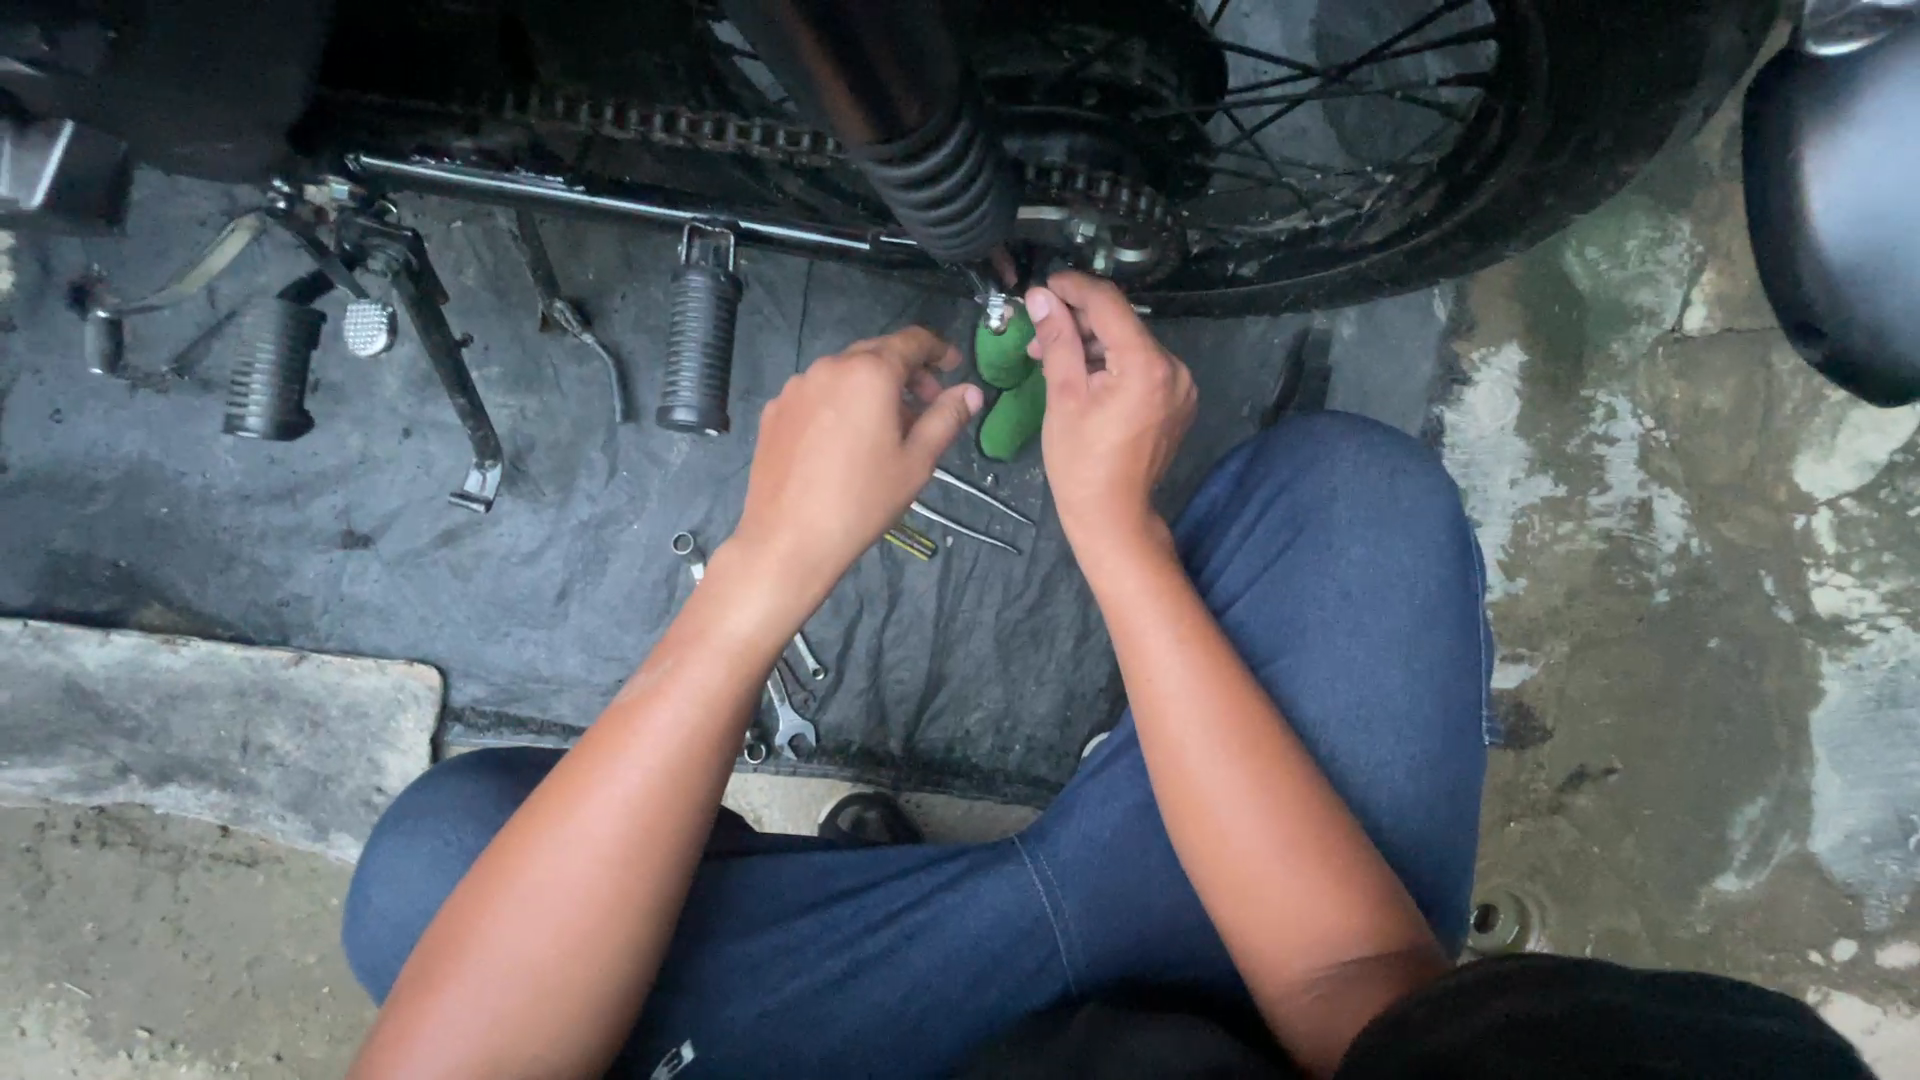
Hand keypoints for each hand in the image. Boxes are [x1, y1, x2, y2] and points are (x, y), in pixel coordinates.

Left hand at [729, 326, 982, 596]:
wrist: (789, 539)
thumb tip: (971, 392)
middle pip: (876, 354)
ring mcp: (796, 388)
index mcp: (870, 373)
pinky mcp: (774, 411)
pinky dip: (840, 404)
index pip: (912, 341)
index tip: (954, 368)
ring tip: (885, 430)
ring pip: (844, 375)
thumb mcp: (917, 462)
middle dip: (907, 373)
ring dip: (872, 389)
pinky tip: (844, 443)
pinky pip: (817, 395)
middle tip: (926, 406)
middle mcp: (829, 367)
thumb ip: (946, 418)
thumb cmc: (863, 501)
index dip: (939, 350)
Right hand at [1027, 272, 1196, 560]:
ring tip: (1054, 361)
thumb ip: (1058, 340)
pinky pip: (1142, 369)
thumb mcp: (1063, 397)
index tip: (1044, 287)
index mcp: (1146, 365)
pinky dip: (1112, 366)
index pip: (1109, 304)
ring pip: (1130, 347)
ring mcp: (1181, 386)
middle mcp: (1174, 368)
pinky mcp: (1177, 402)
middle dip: (1078, 324)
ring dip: (1093, 346)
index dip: (1074, 289)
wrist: (1112, 515)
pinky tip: (1083, 379)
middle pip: (1121, 325)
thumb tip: (1042, 298)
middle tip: (1039, 335)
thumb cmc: (1081, 462)